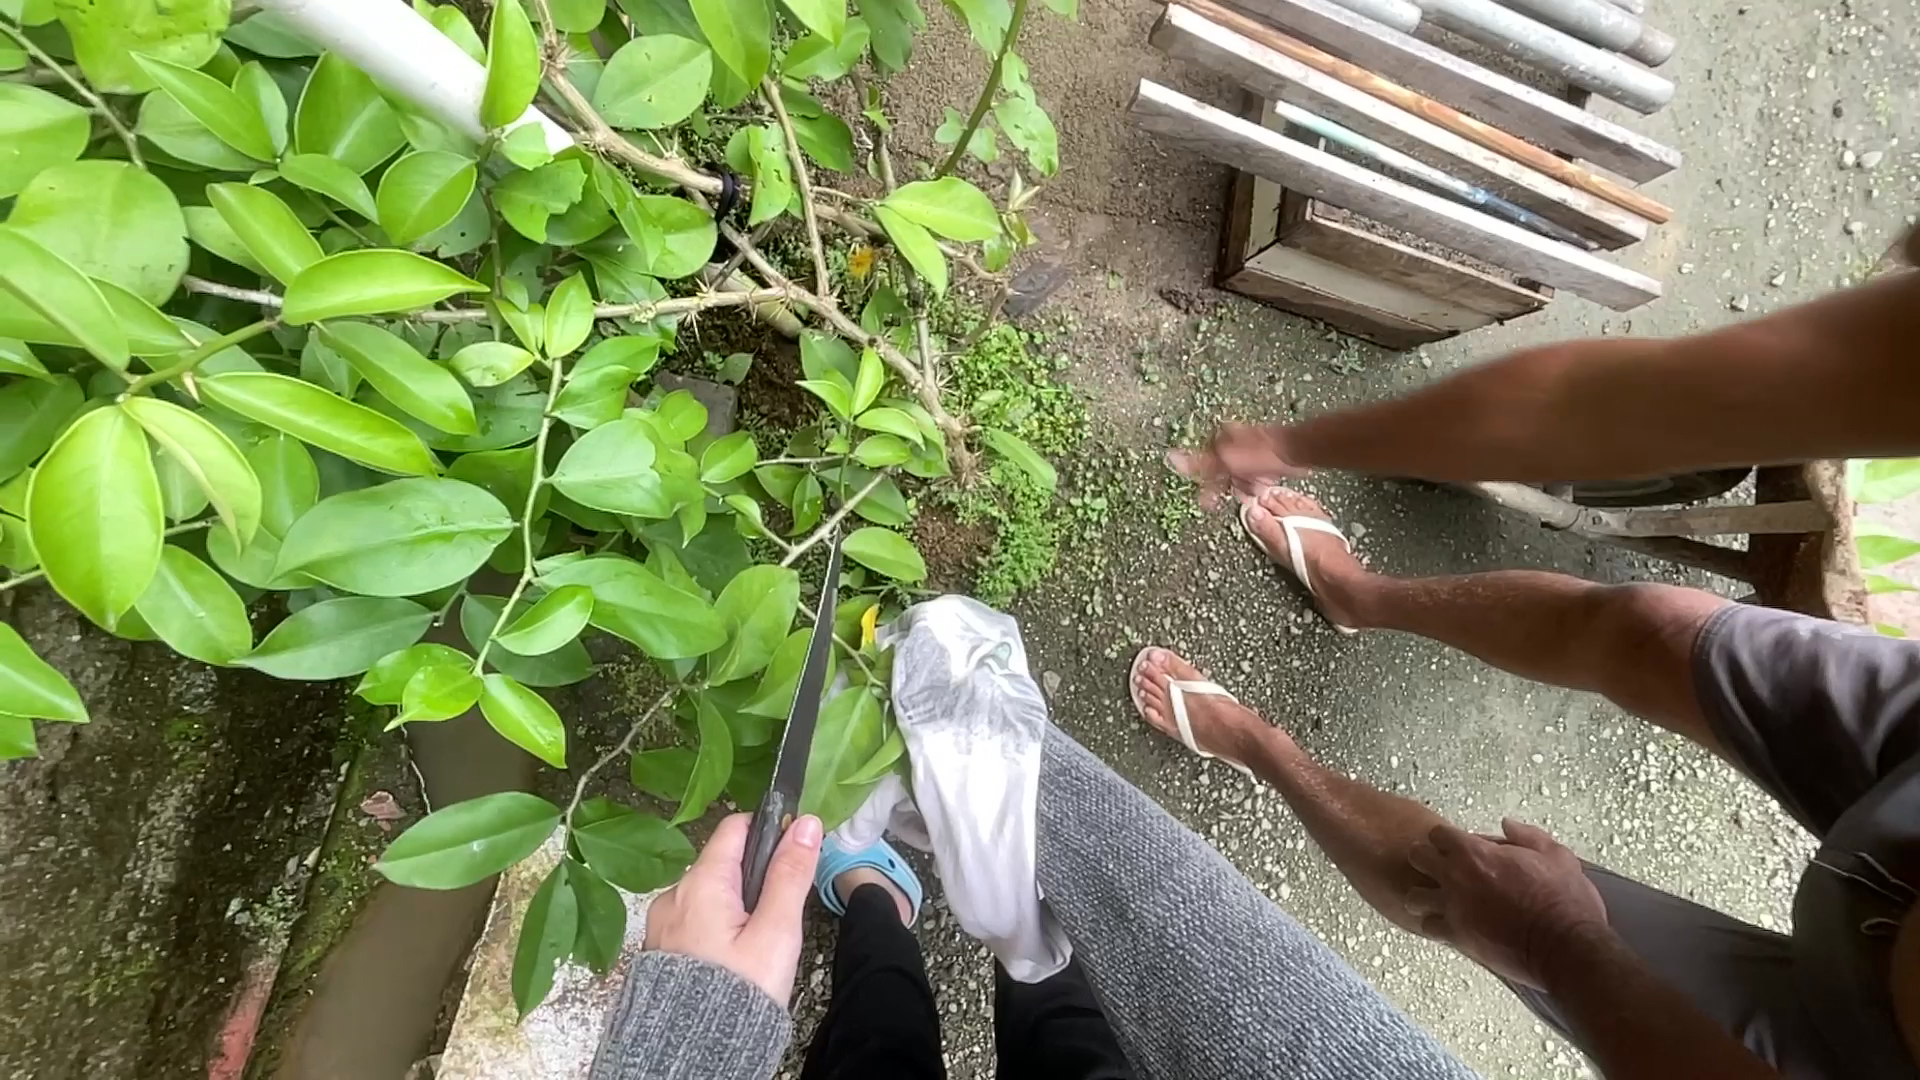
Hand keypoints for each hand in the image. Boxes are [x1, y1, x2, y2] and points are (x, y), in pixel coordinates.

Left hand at [644, 812, 821, 1005]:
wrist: (687, 1064)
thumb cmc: (736, 996)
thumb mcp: (776, 931)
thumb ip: (790, 874)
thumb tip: (805, 823)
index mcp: (702, 883)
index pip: (737, 827)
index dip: (769, 830)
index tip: (792, 852)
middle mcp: (674, 896)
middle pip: (725, 861)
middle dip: (755, 876)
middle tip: (780, 913)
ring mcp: (662, 925)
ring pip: (710, 894)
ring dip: (736, 905)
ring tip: (758, 943)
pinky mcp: (659, 951)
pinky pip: (694, 922)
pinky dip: (716, 929)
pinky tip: (733, 959)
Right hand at [1168, 423, 1304, 507]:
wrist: (1298, 451)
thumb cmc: (1262, 454)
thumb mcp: (1225, 460)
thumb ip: (1197, 462)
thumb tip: (1169, 457)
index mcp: (1219, 439)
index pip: (1200, 464)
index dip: (1204, 483)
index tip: (1206, 500)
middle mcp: (1231, 442)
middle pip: (1218, 471)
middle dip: (1227, 485)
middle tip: (1237, 491)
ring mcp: (1247, 449)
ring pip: (1235, 476)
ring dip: (1242, 485)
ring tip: (1255, 487)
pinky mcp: (1261, 457)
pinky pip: (1251, 476)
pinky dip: (1255, 483)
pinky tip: (1262, 486)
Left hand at [1405, 819, 1607, 989]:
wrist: (1569, 948)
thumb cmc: (1566, 903)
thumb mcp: (1558, 857)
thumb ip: (1529, 835)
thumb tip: (1507, 824)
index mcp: (1474, 852)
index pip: (1438, 834)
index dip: (1446, 840)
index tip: (1456, 848)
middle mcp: (1455, 875)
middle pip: (1417, 856)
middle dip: (1425, 860)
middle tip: (1439, 870)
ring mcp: (1452, 905)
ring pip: (1414, 895)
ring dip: (1423, 897)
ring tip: (1435, 901)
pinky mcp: (1456, 934)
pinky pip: (1428, 927)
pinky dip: (1435, 927)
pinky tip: (1447, 927)